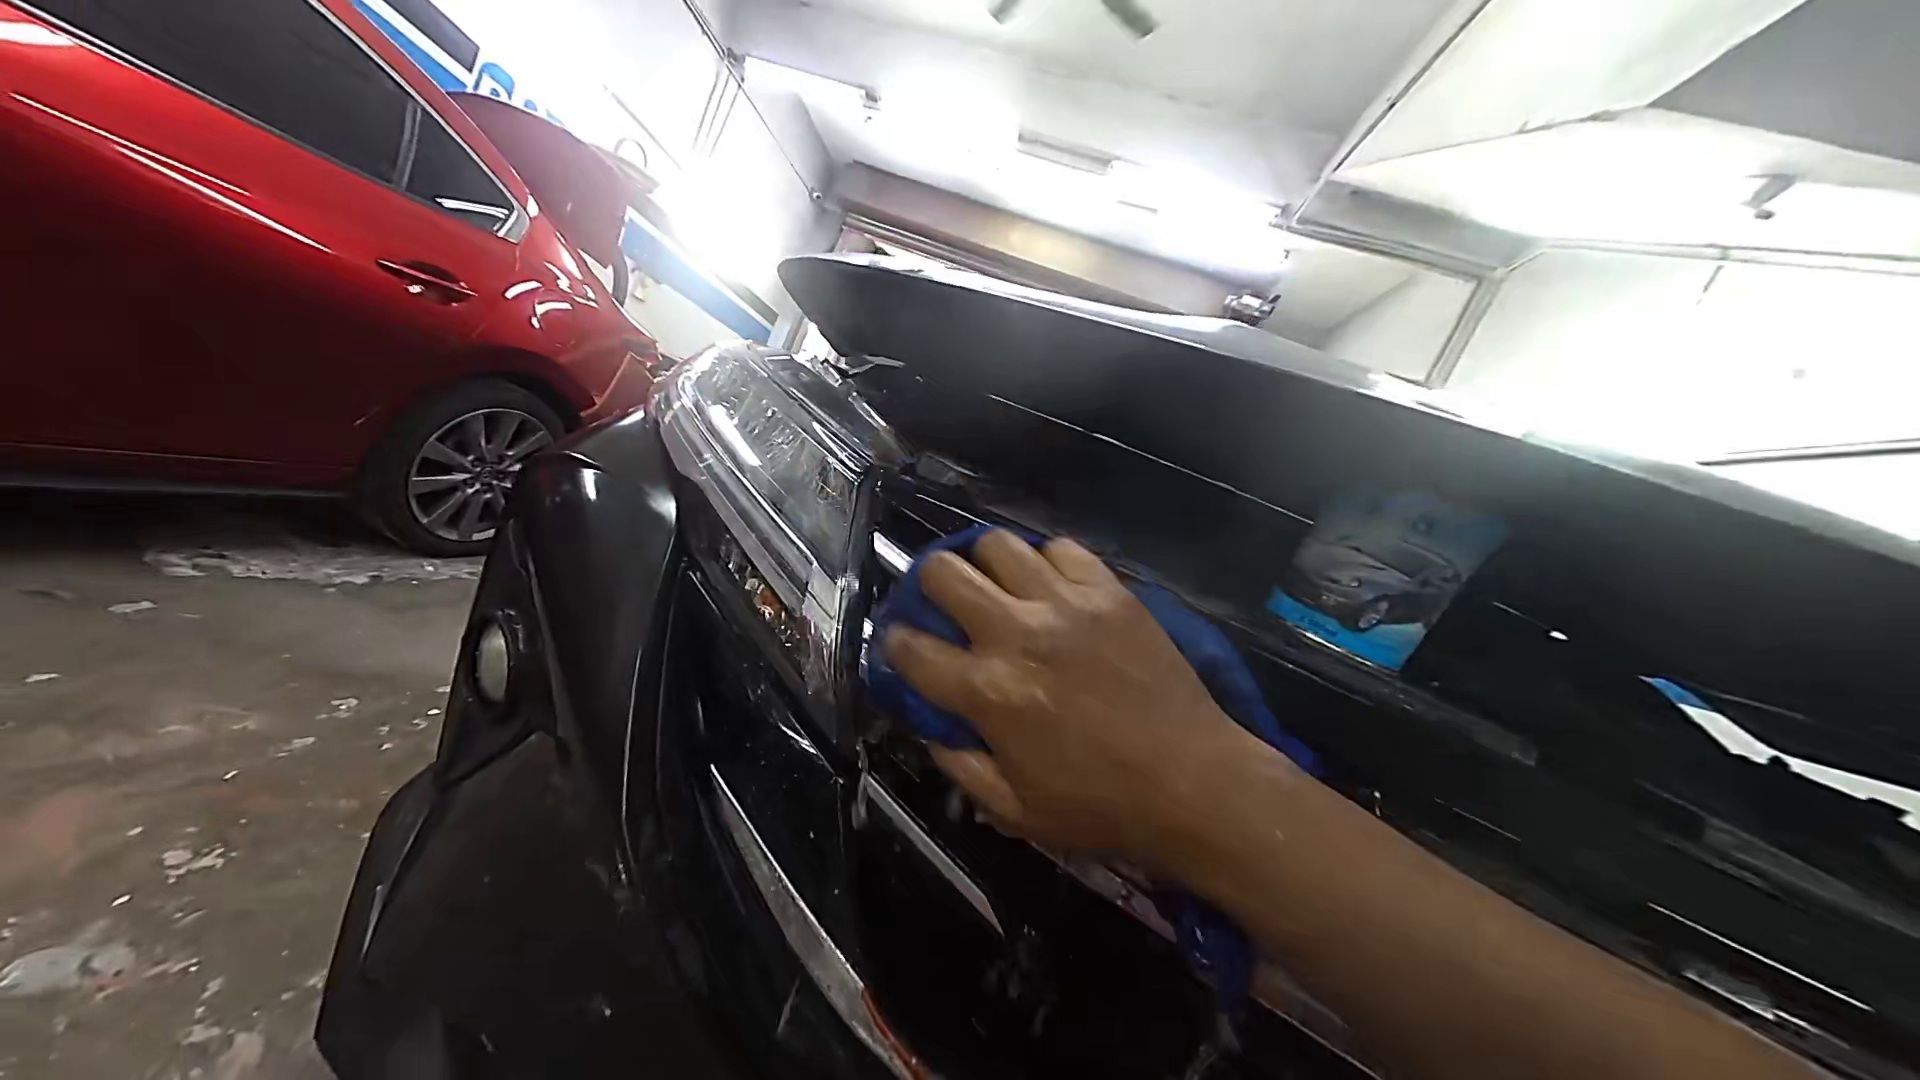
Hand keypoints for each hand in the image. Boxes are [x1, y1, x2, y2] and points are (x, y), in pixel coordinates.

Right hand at [884, 529, 1276, 864]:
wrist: (1194, 780)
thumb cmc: (1100, 804)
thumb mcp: (1013, 810)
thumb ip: (958, 765)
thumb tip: (930, 725)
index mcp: (988, 691)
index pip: (911, 648)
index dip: (893, 642)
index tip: (901, 644)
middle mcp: (1018, 634)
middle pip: (944, 572)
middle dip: (928, 584)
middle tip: (943, 602)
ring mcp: (1066, 604)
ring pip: (998, 545)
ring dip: (984, 563)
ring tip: (997, 586)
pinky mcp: (1109, 591)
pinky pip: (1061, 548)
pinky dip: (1046, 562)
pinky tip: (1052, 587)